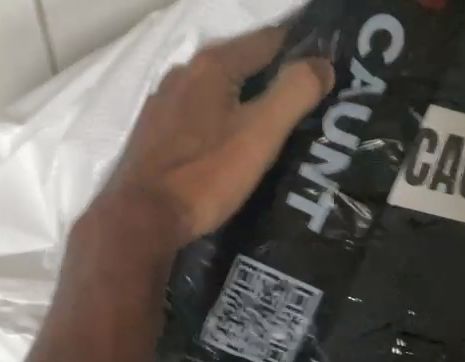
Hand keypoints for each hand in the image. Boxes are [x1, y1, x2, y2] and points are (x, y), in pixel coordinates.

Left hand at [98, 25, 332, 242]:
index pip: (266, 40)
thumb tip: (323, 65)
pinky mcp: (149, 137)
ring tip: (258, 127)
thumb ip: (294, 94)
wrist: (141, 219)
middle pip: (235, 65)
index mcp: (213, 66)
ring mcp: (160, 106)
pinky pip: (191, 118)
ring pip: (210, 93)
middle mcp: (182, 75)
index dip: (296, 50)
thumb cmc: (205, 176)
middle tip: (294, 102)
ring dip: (236, 103)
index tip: (318, 69)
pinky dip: (211, 124)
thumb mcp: (260, 135)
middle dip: (265, 78)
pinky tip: (220, 146)